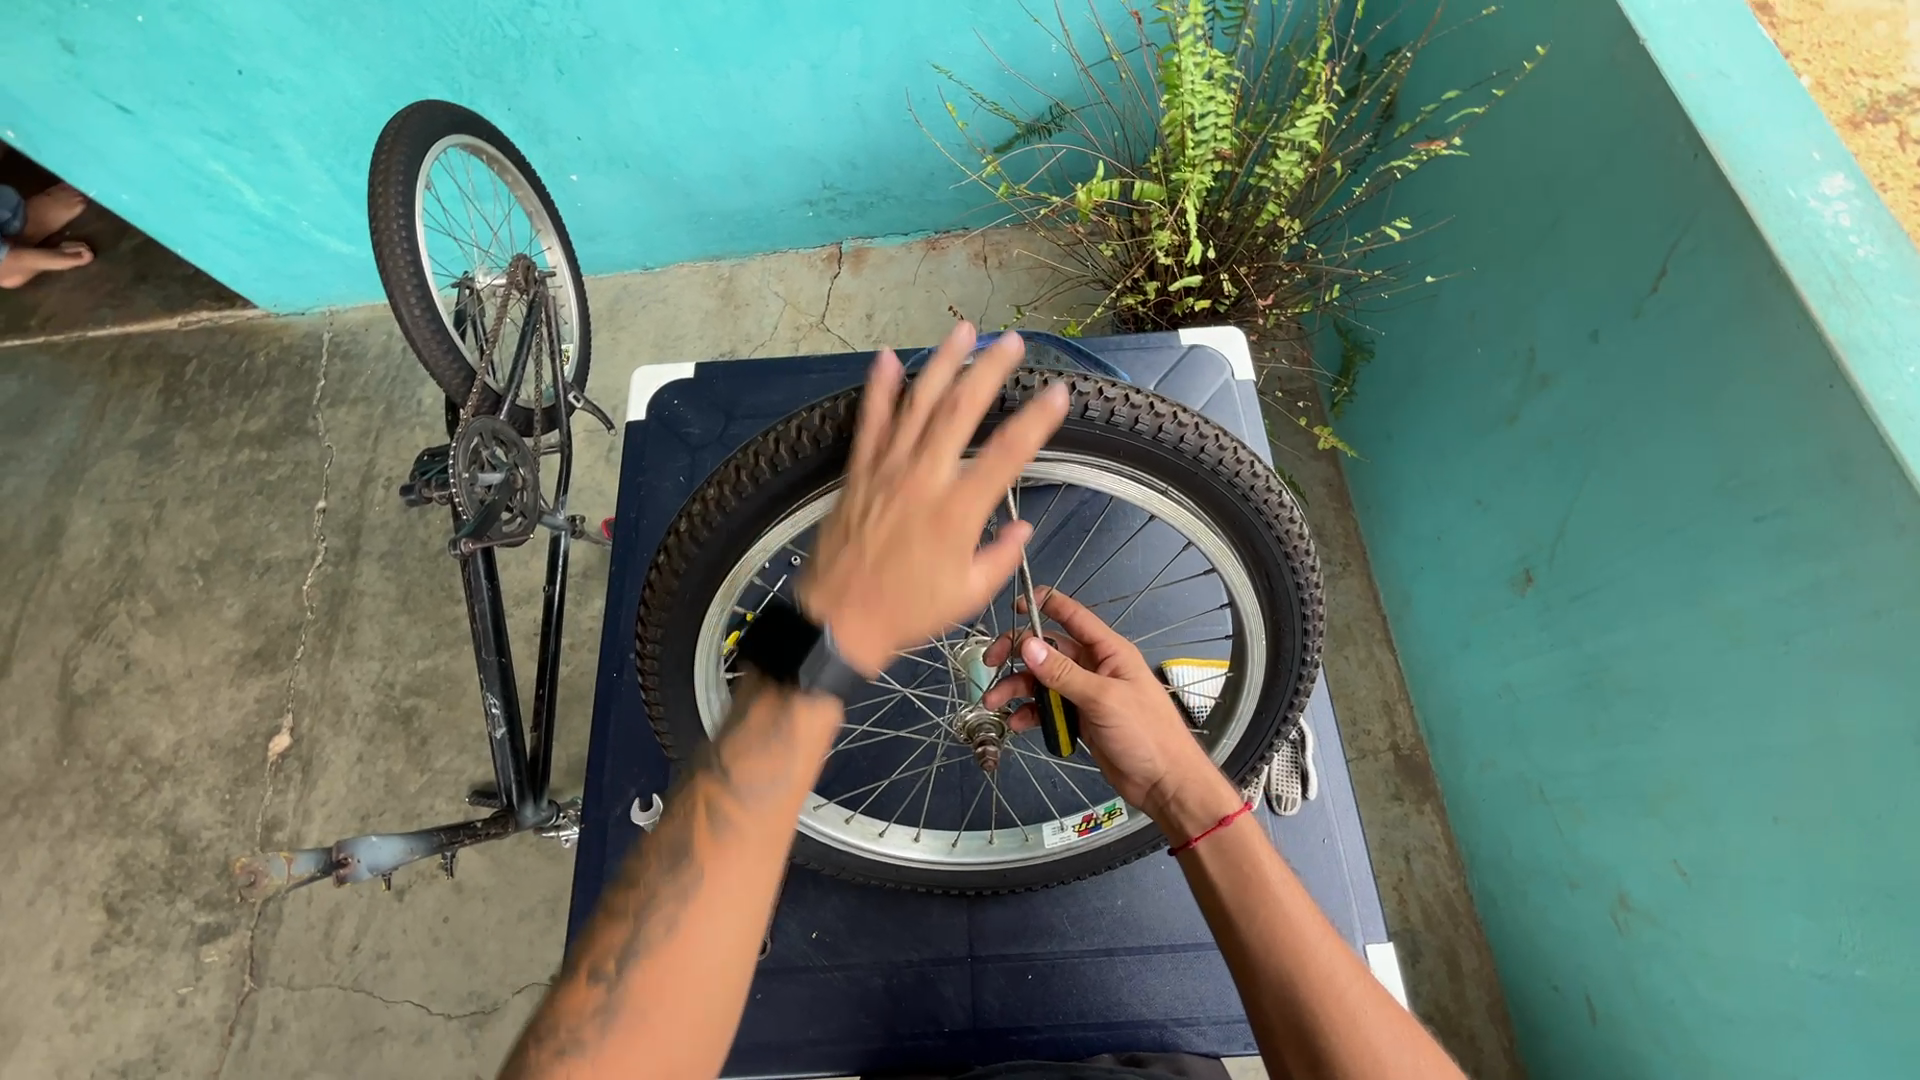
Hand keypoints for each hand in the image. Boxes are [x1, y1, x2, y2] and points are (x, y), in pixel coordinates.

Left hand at [799, 322, 1069, 675]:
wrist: (839, 619)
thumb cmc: (908, 611)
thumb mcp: (968, 594)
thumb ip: (1001, 556)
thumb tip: (1023, 527)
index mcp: (958, 510)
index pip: (1009, 453)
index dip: (1038, 419)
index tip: (1059, 393)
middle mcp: (924, 478)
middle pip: (961, 409)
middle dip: (989, 370)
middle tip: (1011, 342)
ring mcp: (887, 469)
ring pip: (917, 403)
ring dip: (941, 363)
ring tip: (963, 331)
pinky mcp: (858, 472)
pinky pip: (870, 421)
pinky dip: (878, 388)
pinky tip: (887, 358)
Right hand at [982, 587, 1243, 840]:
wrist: (1165, 783)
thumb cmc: (1145, 733)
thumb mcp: (1102, 699)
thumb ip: (1063, 673)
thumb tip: (1027, 644)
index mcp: (1108, 651)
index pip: (1073, 616)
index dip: (1045, 605)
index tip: (1015, 606)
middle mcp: (1094, 666)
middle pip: (1049, 650)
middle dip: (1018, 654)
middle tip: (990, 664)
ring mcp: (1086, 693)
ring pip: (1043, 680)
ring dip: (1018, 688)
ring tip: (993, 703)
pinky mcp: (1080, 719)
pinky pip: (1048, 708)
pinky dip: (1030, 713)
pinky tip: (1017, 723)